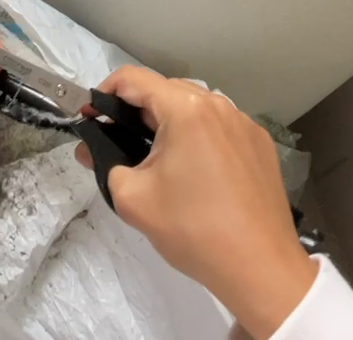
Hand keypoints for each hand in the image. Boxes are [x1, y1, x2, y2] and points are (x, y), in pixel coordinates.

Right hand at [81, 66, 316, 339]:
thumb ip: (103, 163)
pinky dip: (197, 137)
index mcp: (186, 108)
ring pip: (192, 107)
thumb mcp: (133, 198)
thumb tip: (90, 149)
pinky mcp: (260, 145)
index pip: (132, 79)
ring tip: (155, 159)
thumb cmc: (194, 229)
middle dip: (135, 111)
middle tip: (117, 141)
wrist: (262, 272)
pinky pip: (217, 127)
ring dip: (167, 123)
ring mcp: (244, 123)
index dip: (103, 93)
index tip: (89, 116)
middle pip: (163, 90)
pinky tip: (194, 172)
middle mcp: (218, 104)